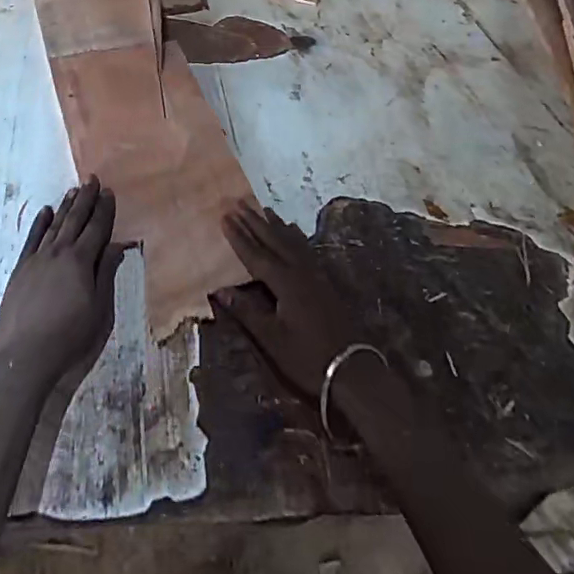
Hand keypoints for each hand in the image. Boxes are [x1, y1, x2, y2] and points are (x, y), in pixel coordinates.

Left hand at [0, 177, 122, 385]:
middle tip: (91, 180)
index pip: (96, 229)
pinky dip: (40, 224)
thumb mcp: (100, 310)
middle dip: (85, 200)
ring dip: (65, 207)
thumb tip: (116, 244)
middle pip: (75, 221)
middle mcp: (58, 253)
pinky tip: (45, 212)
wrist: (26, 356)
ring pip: (54, 226)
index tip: (109, 192)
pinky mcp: (20, 270)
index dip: (104, 210)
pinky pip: (32, 239)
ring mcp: (36, 260)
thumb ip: (106, 274)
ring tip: (73, 191)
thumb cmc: (70, 338)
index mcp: (81, 262)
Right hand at [213, 199, 365, 398]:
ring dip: (275, 225)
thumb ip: (247, 311)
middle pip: (274, 240)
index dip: (239, 236)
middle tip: (239, 202)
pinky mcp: (325, 283)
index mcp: (285, 283)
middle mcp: (300, 272)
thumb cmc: (307, 357)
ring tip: (263, 208)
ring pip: (291, 242)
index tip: (225, 217)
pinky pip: (305, 249)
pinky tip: (292, 232)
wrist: (353, 371)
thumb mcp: (272, 338)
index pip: (255, 255)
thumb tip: (220, 290)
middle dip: (255, 222)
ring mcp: (315, 276)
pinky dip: (295, 236)